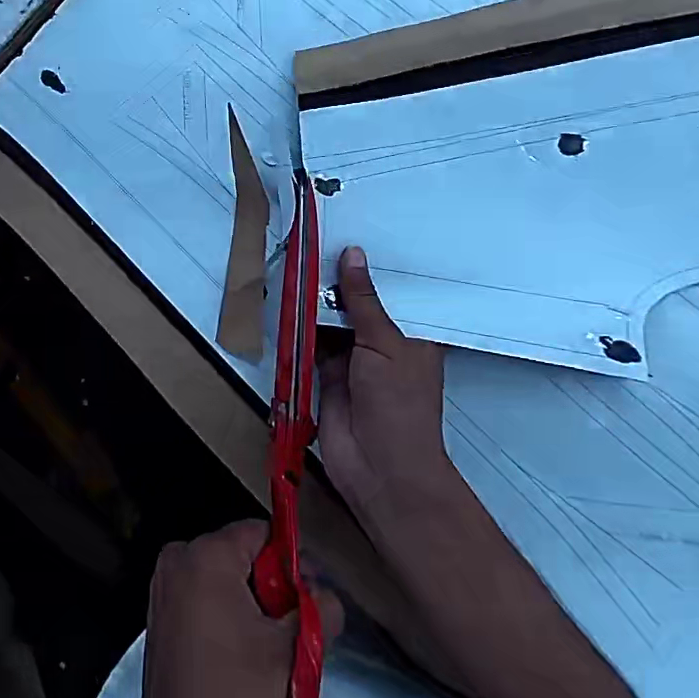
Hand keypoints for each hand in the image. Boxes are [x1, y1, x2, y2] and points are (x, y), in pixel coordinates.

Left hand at [140, 520, 342, 697]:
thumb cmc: (239, 694)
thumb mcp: (293, 651)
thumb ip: (320, 609)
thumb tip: (324, 593)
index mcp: (206, 554)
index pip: (261, 533)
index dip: (291, 560)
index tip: (310, 597)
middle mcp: (178, 559)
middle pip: (241, 555)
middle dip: (271, 587)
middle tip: (292, 630)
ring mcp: (162, 586)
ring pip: (223, 579)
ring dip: (250, 605)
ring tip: (267, 649)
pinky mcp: (157, 615)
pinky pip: (202, 597)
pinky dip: (225, 616)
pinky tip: (240, 656)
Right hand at [318, 246, 458, 529]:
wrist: (379, 466)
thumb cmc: (399, 402)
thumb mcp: (385, 343)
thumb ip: (363, 300)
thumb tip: (353, 255)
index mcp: (411, 334)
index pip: (393, 291)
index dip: (375, 265)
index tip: (354, 231)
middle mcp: (382, 342)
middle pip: (358, 303)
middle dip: (338, 279)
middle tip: (317, 237)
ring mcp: (353, 358)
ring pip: (332, 320)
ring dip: (316, 300)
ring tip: (298, 258)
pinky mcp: (326, 373)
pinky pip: (312, 342)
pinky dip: (300, 324)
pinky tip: (287, 295)